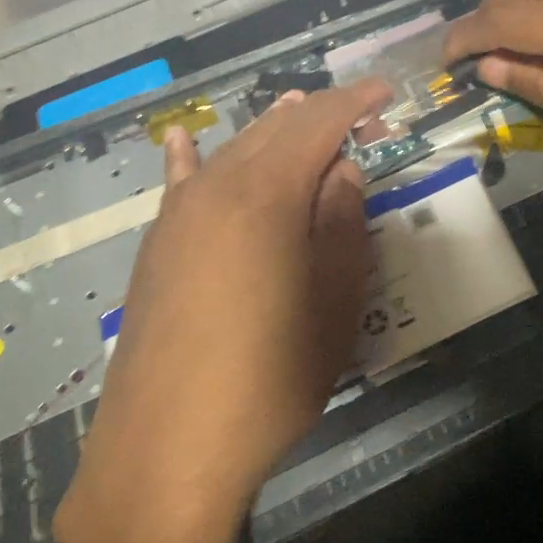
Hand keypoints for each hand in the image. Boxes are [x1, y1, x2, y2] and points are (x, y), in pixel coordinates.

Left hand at [55, 81, 391, 542]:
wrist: (166, 449)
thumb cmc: (270, 376)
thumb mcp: (335, 300)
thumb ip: (343, 222)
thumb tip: (342, 171)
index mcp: (268, 192)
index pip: (318, 121)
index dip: (355, 101)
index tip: (386, 93)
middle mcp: (218, 186)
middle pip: (275, 128)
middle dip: (320, 114)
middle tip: (360, 121)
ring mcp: (178, 214)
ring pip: (232, 149)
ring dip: (271, 129)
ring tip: (299, 111)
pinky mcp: (156, 246)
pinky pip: (179, 183)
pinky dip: (191, 155)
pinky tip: (184, 138)